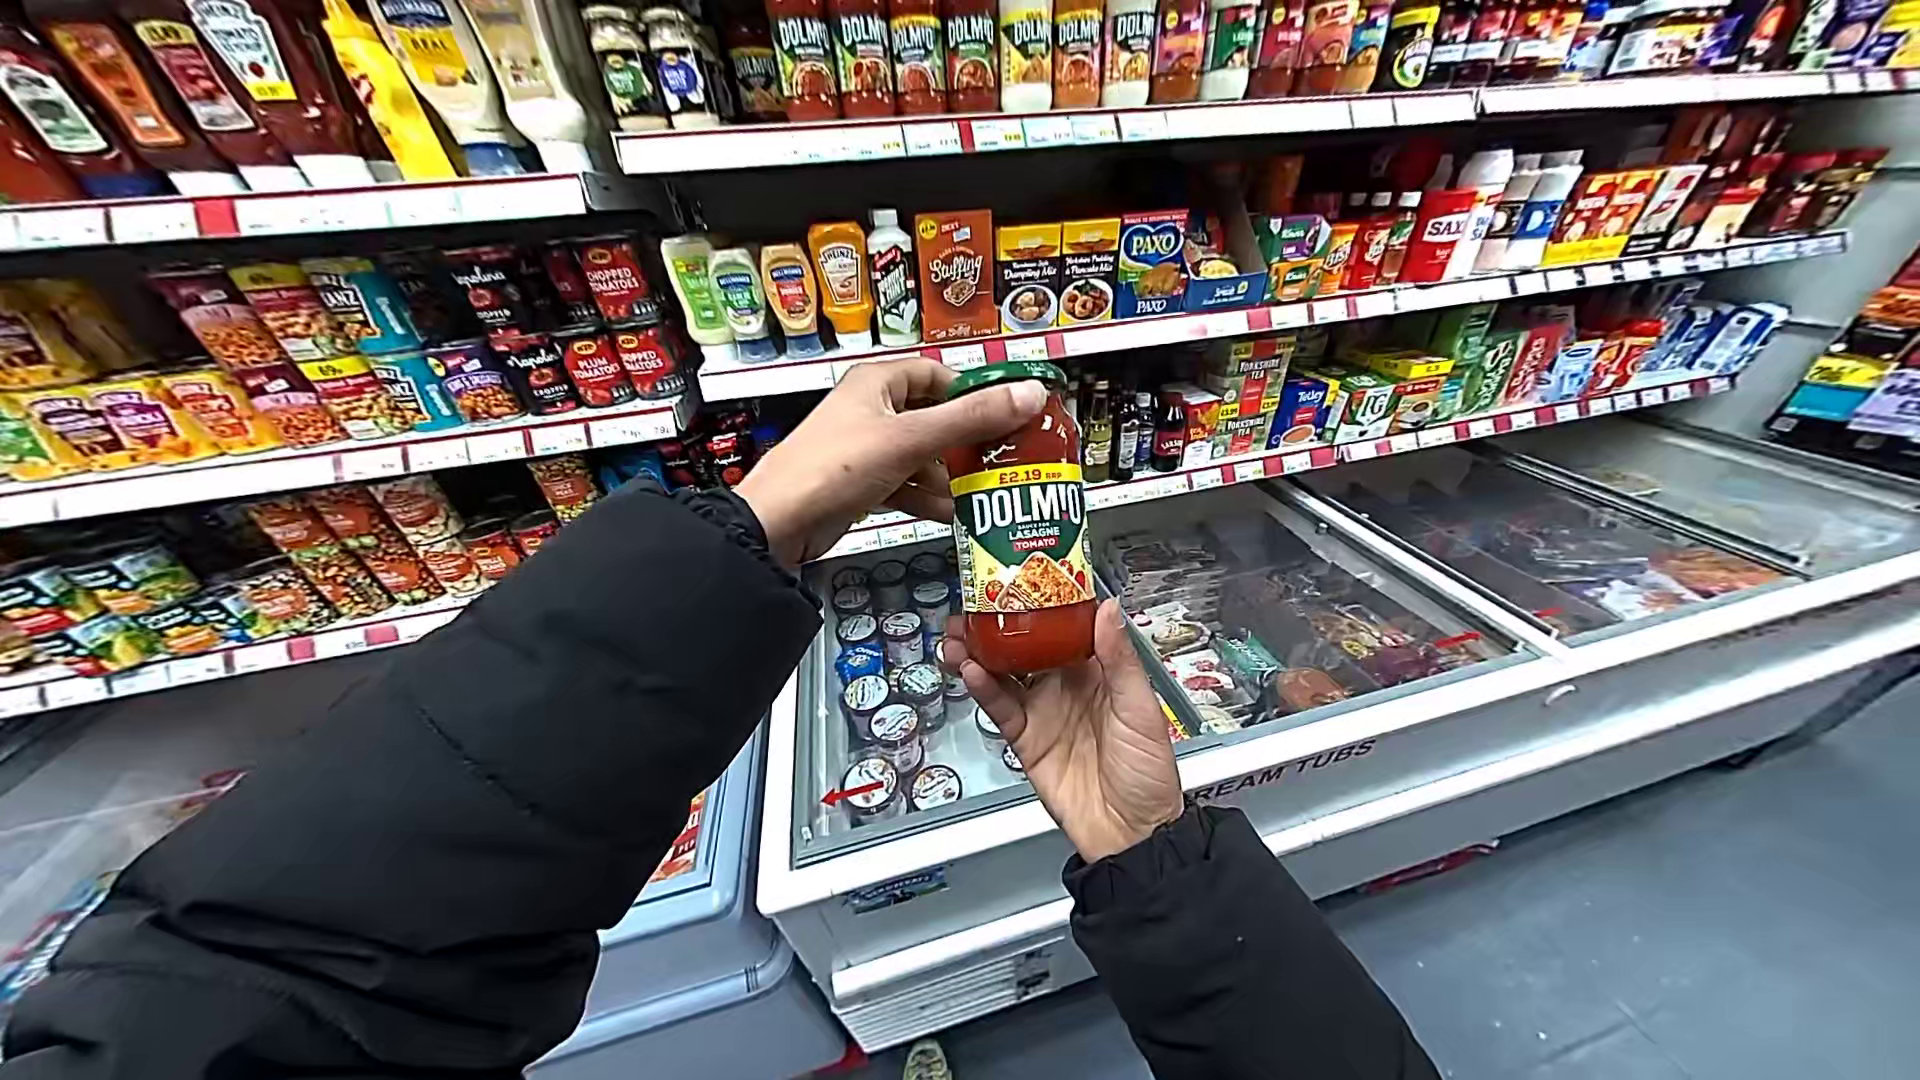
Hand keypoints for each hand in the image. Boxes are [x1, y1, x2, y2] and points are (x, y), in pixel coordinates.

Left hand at [735, 359, 1046, 566]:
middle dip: (964, 443)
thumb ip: (971, 419)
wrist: (780, 524)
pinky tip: (949, 515)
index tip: (1006, 414)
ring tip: (979, 494)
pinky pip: (906, 485)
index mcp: (878, 382)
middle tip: (999, 460)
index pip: (938, 375)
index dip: (973, 392)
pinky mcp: (862, 483)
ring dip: (948, 477)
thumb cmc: (834, 467)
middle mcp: (873, 410)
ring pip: (922, 457)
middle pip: (934, 419)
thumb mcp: (910, 439)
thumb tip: (1030, 394)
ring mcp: (867, 449)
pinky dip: (926, 498)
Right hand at [941, 599, 1184, 863]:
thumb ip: (1119, 659)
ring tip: (956, 635)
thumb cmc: (1146, 768)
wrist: (1130, 832)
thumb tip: (1106, 607)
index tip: (1017, 581)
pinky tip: (969, 670)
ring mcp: (1040, 709)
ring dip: (978, 652)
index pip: (1060, 627)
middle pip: (1022, 646)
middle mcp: (1062, 683)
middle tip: (971, 607)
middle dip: (995, 626)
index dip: (1037, 604)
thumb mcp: (1140, 707)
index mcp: (1093, 669)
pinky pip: (1000, 707)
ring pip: (1002, 672)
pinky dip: (983, 688)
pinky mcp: (1024, 737)